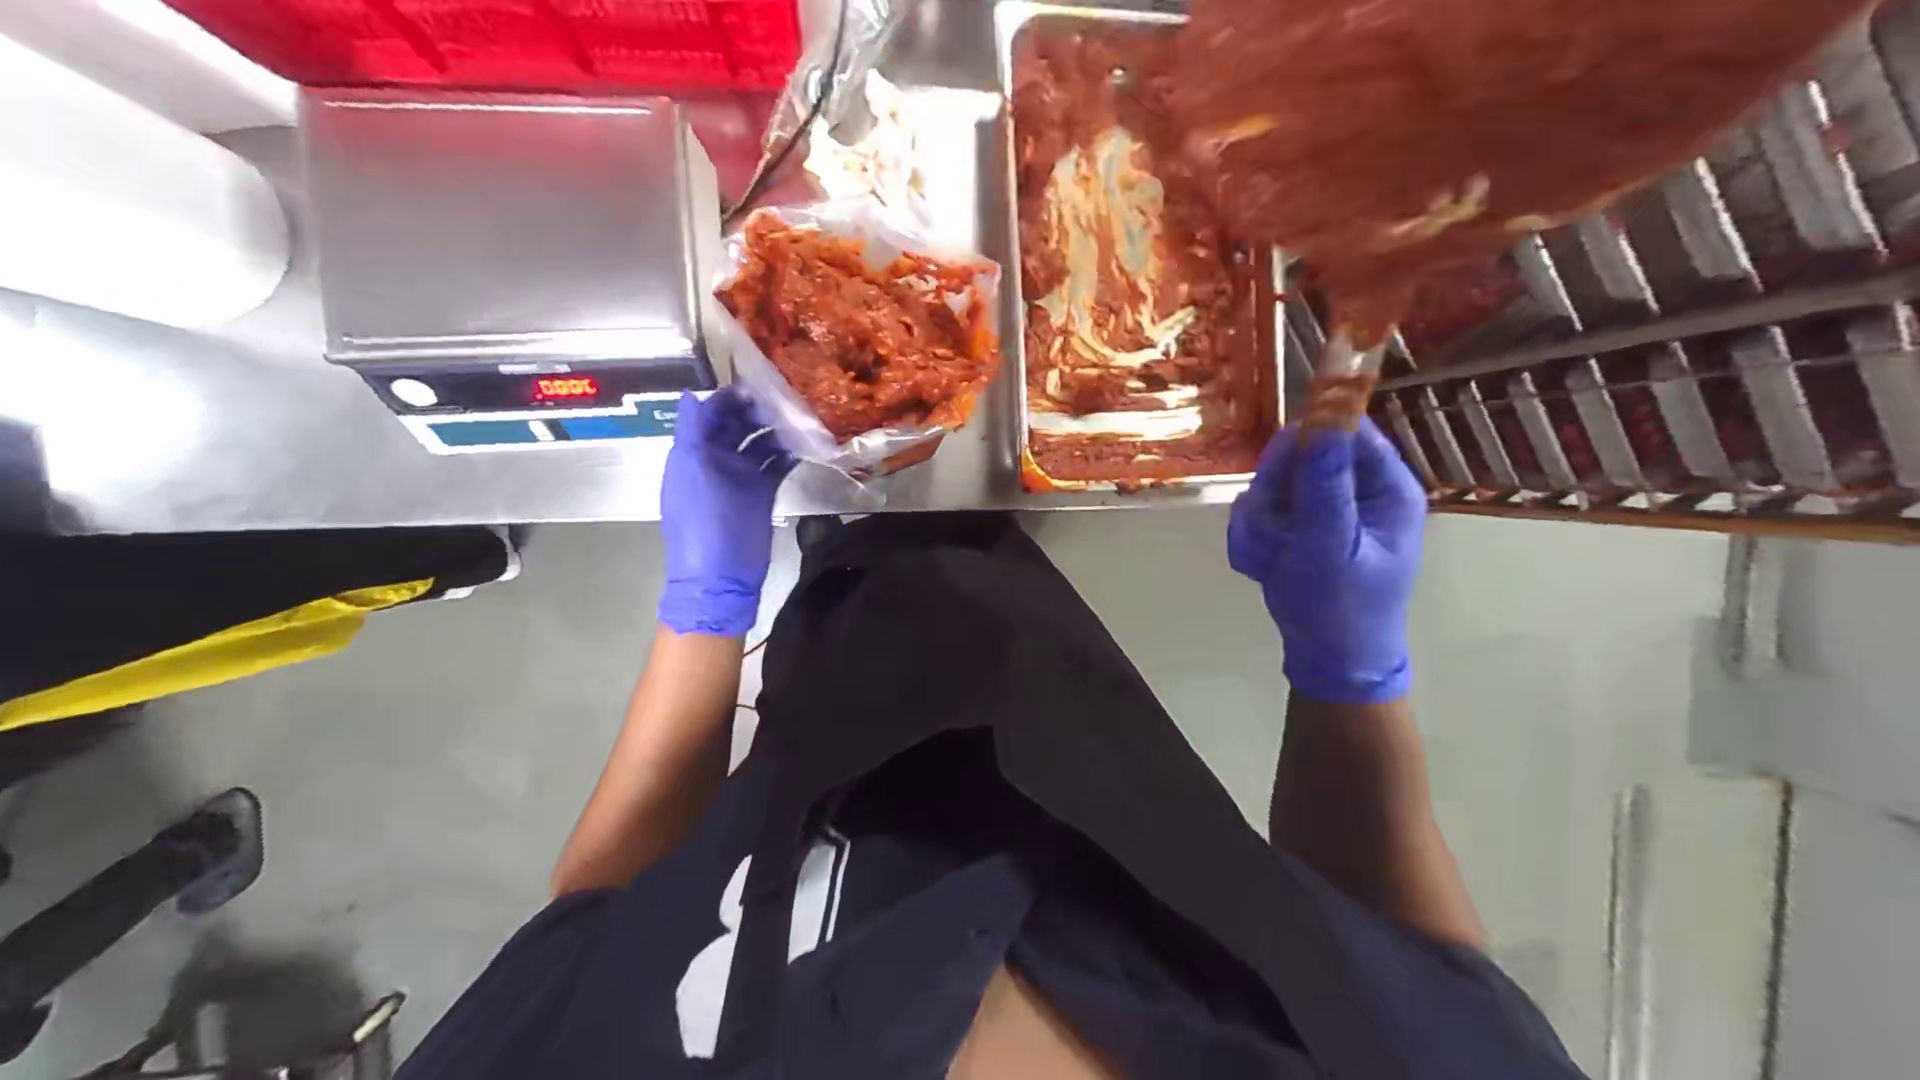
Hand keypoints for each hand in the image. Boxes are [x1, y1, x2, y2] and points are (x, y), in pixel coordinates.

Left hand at [657, 387, 795, 636]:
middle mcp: (717, 460)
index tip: (759, 381)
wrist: (720, 575)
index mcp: (695, 452)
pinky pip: (776, 465)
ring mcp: (741, 477)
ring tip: (802, 417)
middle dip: (759, 409)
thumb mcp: (692, 471)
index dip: (730, 397)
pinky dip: (789, 453)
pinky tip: (806, 443)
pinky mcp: (763, 493)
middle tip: (789, 396)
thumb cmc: (702, 522)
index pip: (711, 413)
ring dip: (777, 429)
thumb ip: (693, 432)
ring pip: (760, 442)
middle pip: (738, 424)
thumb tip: (693, 393)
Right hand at [1228, 418, 1426, 703]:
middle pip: (1299, 456)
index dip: (1309, 440)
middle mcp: (1354, 492)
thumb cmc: (1342, 606)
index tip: (1279, 468)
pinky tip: (1263, 564)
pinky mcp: (1296, 530)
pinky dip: (1253, 539)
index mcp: (1384, 488)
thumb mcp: (1333, 543)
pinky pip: (1259, 514)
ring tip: (1269, 557)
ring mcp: (1322, 512)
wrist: (1327, 660)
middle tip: (1273, 529)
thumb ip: (1324, 483)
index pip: (1347, 432)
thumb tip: (1324, 418)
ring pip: (1270, 486)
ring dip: (1259, 522)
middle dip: (1274, 493)